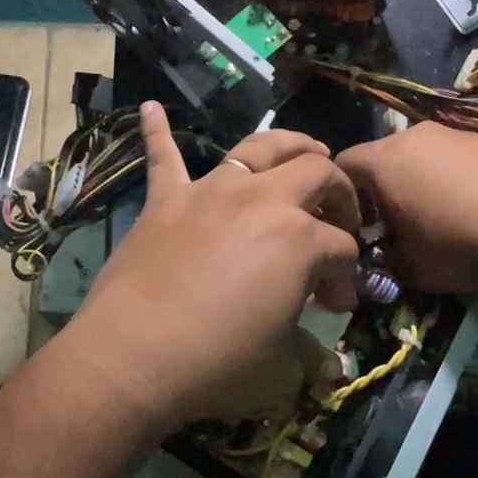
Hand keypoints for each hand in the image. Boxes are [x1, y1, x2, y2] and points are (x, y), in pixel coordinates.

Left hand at [65, 102, 360, 430]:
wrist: (131, 359)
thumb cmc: (216, 366)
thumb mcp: (280, 371)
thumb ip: (306, 357)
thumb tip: (324, 366)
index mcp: (301, 240)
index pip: (341, 248)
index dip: (347, 277)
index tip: (335, 307)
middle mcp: (262, 202)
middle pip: (316, 175)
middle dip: (340, 192)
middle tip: (340, 220)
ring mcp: (210, 194)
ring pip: (258, 149)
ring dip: (289, 144)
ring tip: (307, 148)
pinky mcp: (165, 202)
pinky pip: (163, 157)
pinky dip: (158, 131)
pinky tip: (150, 107)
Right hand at [336, 122, 477, 293]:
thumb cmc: (460, 245)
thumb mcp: (409, 267)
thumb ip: (385, 258)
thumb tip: (386, 253)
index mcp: (384, 161)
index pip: (342, 166)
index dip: (342, 198)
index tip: (358, 230)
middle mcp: (415, 136)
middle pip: (383, 158)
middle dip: (383, 191)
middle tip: (398, 227)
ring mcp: (457, 134)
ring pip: (423, 156)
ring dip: (421, 184)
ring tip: (443, 221)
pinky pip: (459, 159)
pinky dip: (457, 181)